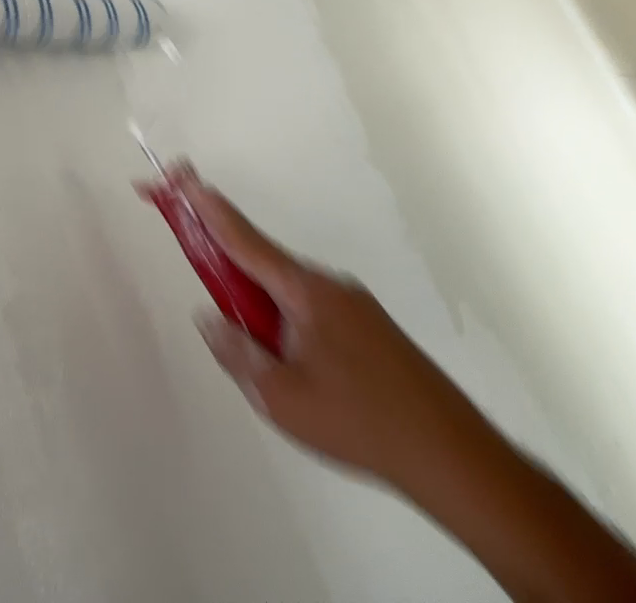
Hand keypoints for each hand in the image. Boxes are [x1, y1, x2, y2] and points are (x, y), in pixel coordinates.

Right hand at [186, 181, 497, 490]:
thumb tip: (211, 318)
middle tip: (207, 292)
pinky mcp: (370, 332)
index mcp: (306, 293)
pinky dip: (280, 322)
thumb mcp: (276, 394)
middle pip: (259, 264)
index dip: (203, 207)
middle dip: (222, 264)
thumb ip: (235, 350)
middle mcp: (330, 288)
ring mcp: (354, 309)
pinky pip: (306, 312)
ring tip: (260, 362)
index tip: (175, 175)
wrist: (460, 462)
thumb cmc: (359, 423)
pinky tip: (289, 366)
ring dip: (254, 308)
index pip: (242, 239)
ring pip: (283, 294)